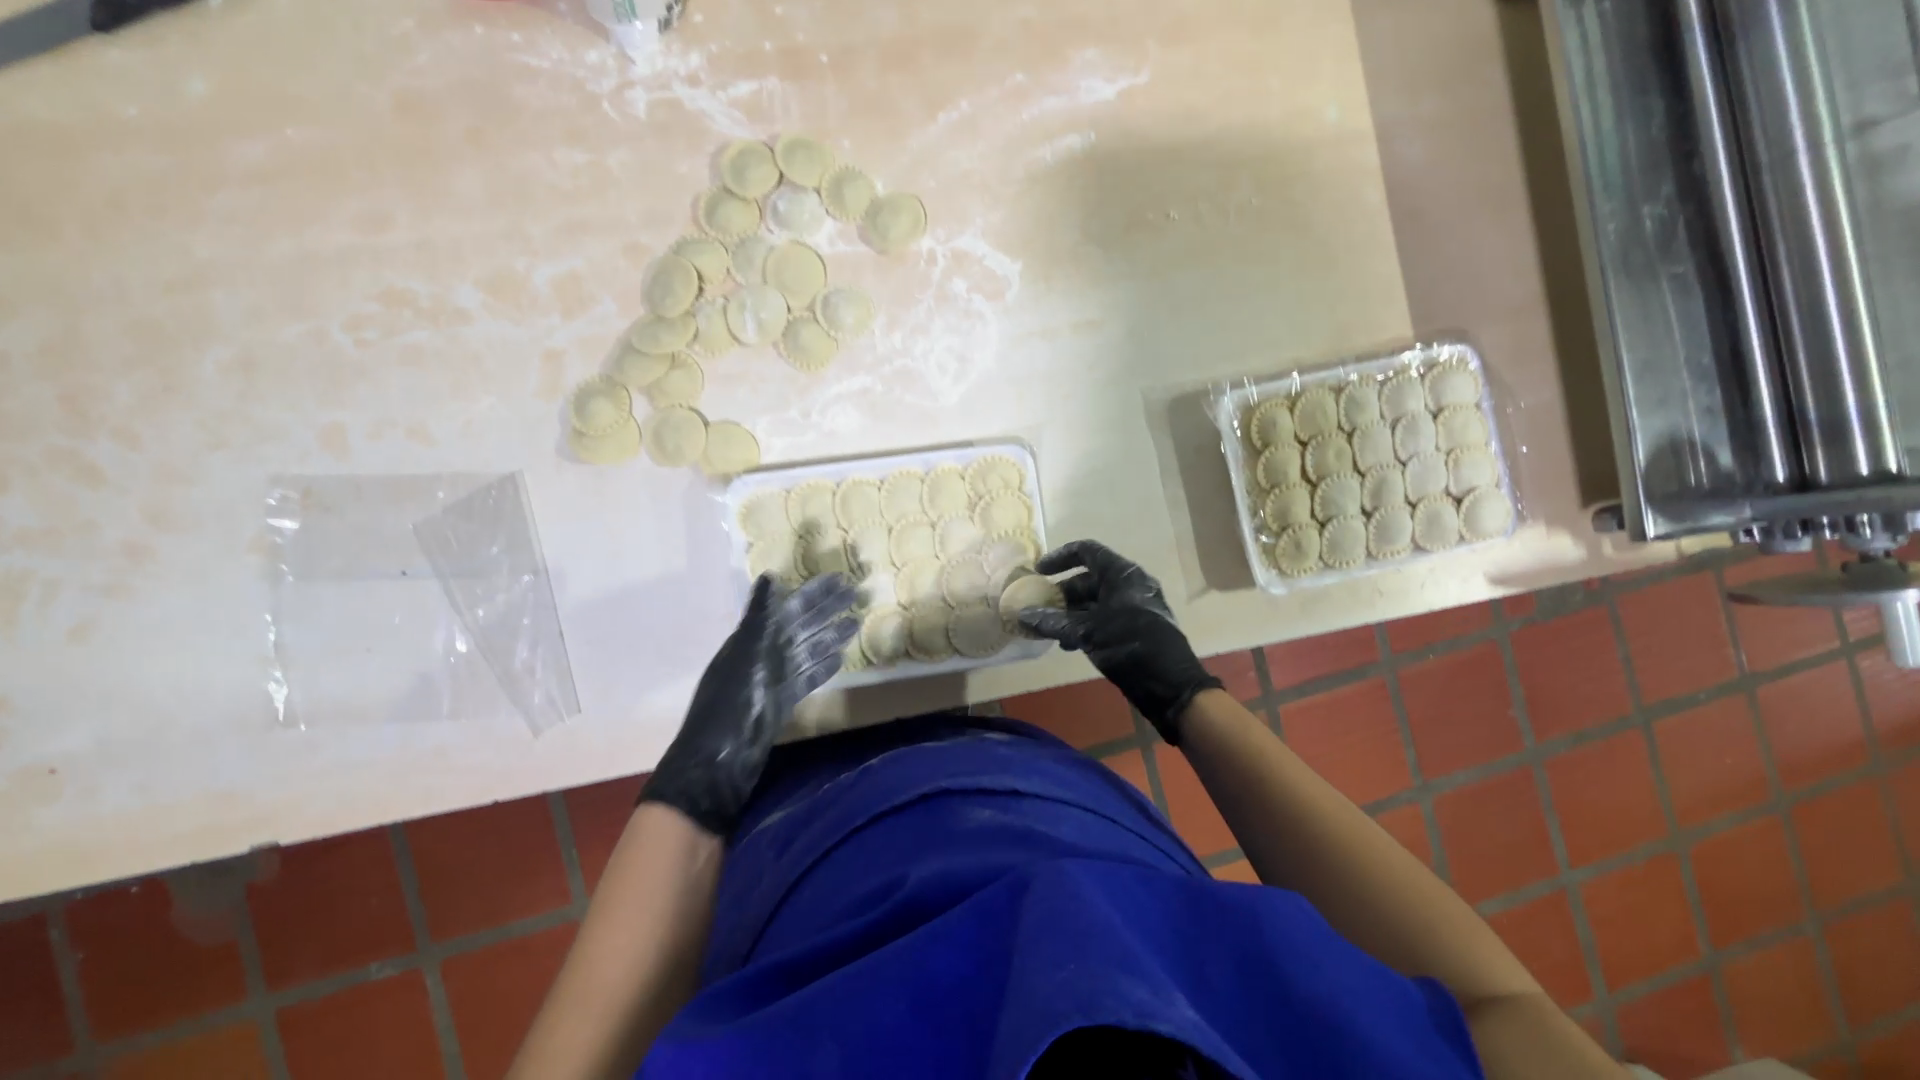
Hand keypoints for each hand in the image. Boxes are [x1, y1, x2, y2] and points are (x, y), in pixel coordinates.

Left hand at [639, 573, 858, 835]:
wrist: (716, 763)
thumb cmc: (728, 707)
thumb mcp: (743, 656)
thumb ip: (758, 618)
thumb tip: (771, 577)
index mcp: (753, 639)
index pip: (790, 607)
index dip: (814, 592)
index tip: (841, 579)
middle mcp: (763, 655)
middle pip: (802, 626)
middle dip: (827, 610)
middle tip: (857, 595)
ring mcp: (771, 680)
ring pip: (807, 651)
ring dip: (829, 636)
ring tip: (856, 624)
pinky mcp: (778, 703)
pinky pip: (805, 678)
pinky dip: (821, 668)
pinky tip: (840, 659)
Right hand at [1017, 541, 1221, 744]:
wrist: (1170, 685)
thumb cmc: (1130, 645)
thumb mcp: (1087, 632)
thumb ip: (1053, 622)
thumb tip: (1022, 615)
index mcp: (1123, 574)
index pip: (1087, 551)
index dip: (1060, 557)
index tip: (1038, 572)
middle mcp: (1130, 586)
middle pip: (1088, 579)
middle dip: (1061, 594)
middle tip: (1039, 609)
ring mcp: (1134, 609)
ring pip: (1094, 603)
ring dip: (1070, 614)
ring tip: (1049, 631)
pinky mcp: (1135, 630)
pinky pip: (1103, 620)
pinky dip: (1084, 628)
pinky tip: (1069, 645)